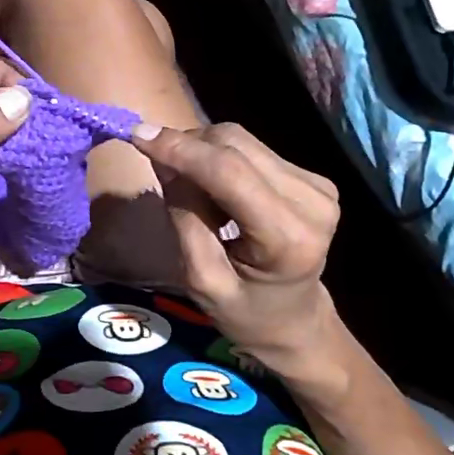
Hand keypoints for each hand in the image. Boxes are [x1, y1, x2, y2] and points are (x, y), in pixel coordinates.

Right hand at [131, 123, 346, 386]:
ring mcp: (317, 184)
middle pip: (234, 145)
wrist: (295, 319)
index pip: (228, 173)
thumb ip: (184, 218)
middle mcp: (312, 201)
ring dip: (202, 153)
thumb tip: (164, 158)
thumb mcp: (200, 279)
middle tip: (160, 172)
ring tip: (192, 190)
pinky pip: (251, 149)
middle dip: (187, 148)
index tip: (136, 135)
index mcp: (287, 237)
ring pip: (240, 140)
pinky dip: (220, 160)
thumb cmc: (245, 312)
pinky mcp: (312, 176)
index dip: (180, 148)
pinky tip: (217, 191)